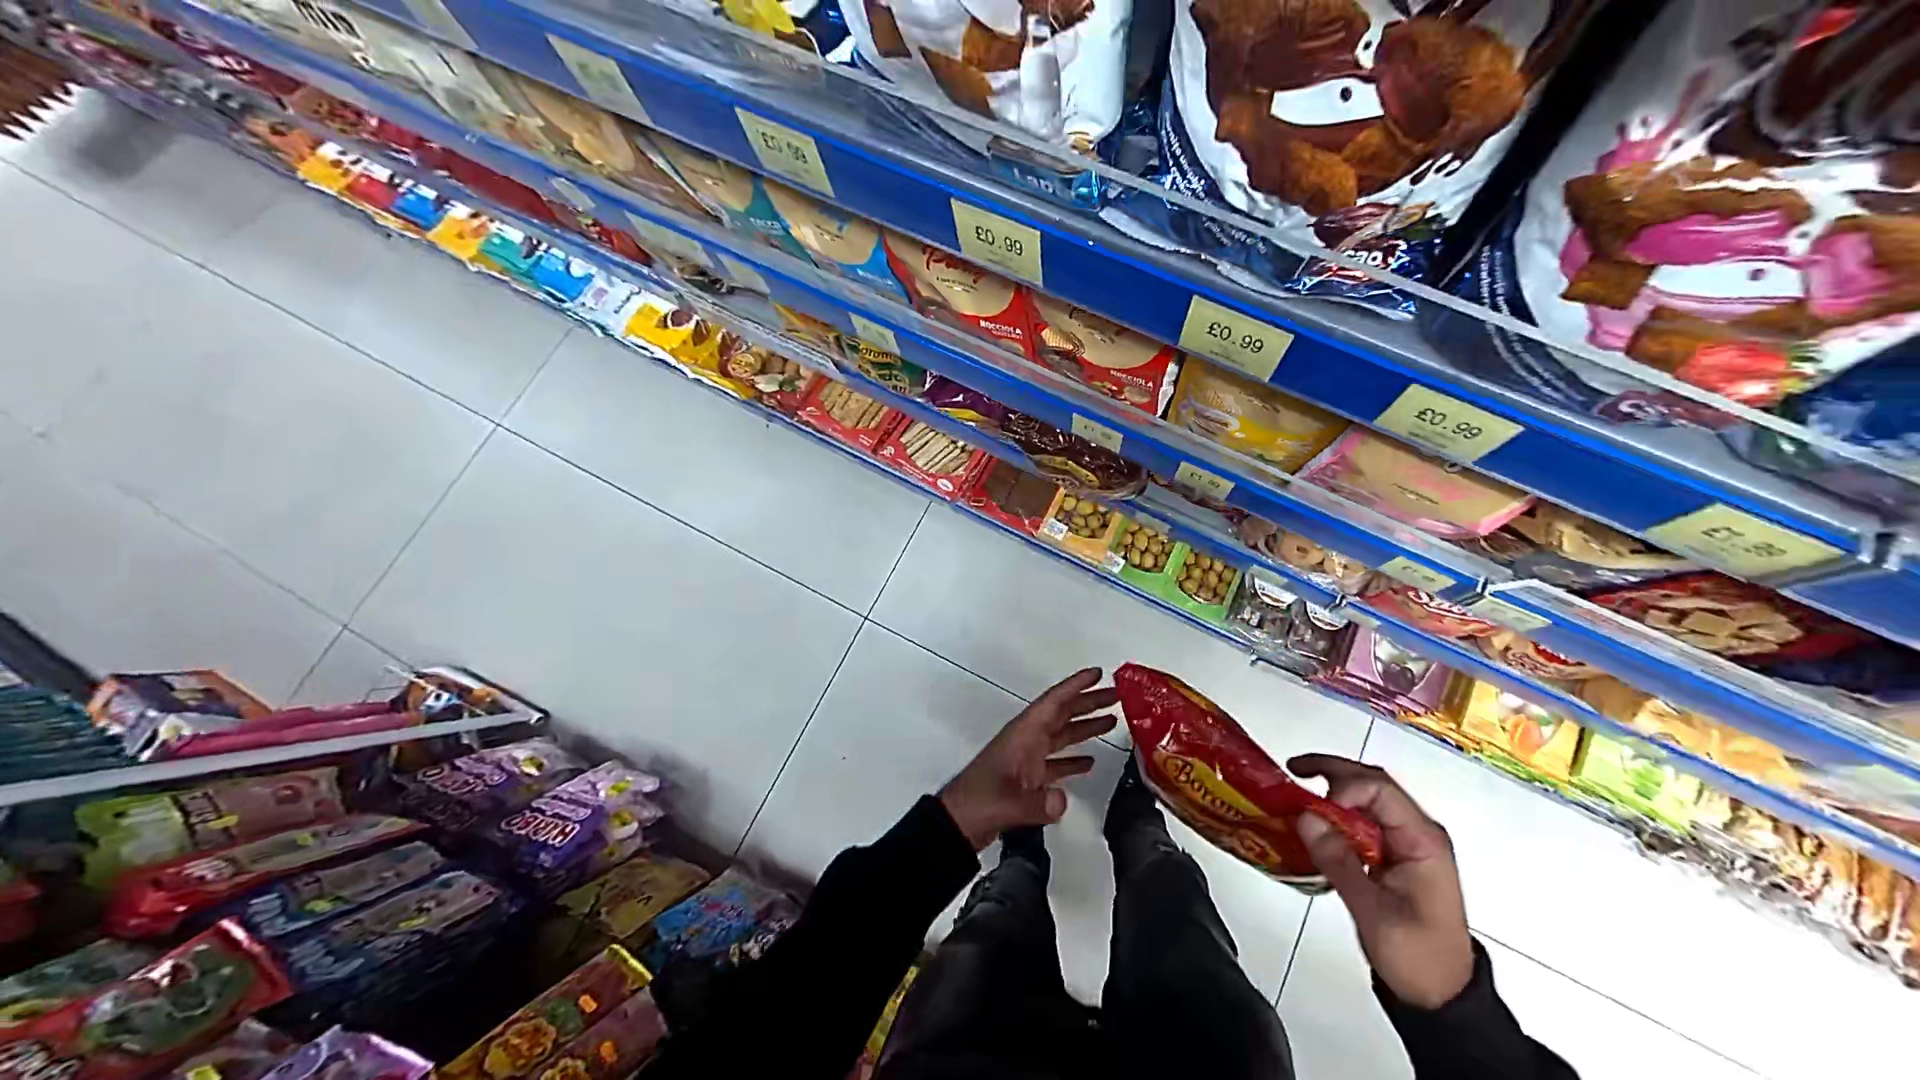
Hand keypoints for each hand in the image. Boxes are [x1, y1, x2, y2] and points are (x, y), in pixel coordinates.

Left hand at [939, 668, 1118, 850]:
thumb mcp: (1007, 803)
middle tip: (1117, 695)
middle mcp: (1027, 742)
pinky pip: (1056, 762)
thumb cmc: (976, 803)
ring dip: (1084, 727)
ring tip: (1112, 721)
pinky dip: (1073, 759)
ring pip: (1061, 736)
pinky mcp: (1027, 781)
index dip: (1075, 686)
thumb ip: (1036, 804)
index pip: (1053, 703)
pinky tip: (1090, 761)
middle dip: (1088, 702)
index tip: (1098, 674)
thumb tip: (1062, 801)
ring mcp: (1026, 761)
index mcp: (1023, 736)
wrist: (956, 824)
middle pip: (1061, 714)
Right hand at [1288, 754, 1473, 1009]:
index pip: (1379, 790)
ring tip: (1296, 790)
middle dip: (1331, 771)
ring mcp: (1406, 842)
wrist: (1443, 996)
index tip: (1312, 805)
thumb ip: (1339, 862)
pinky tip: (1312, 820)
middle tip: (1292, 770)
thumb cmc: (1417, 958)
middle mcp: (1418, 833)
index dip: (1342, 787)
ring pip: (1366, 797)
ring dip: (1331, 788)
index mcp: (1422, 842)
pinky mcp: (1393, 853)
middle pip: (1373, 783)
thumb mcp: (1373, 912)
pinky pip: (1362, 819)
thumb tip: (1306, 817)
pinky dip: (1334, 812)